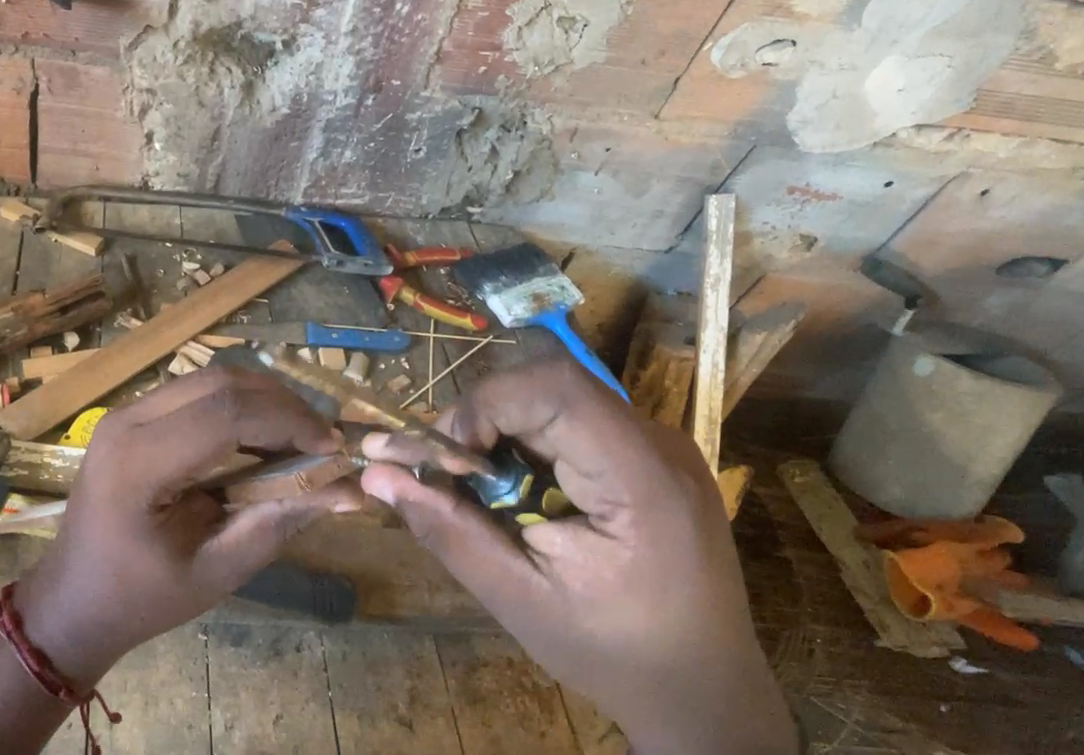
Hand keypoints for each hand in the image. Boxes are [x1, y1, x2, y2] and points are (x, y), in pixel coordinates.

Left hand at [13, 369, 361, 686]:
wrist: (73, 599)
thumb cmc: (140, 599)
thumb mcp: (216, 572)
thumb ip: (279, 522)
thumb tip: (349, 492)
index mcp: (138, 463)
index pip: (226, 412)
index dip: (289, 421)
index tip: (333, 449)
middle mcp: (127, 420)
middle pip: (221, 382)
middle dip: (282, 404)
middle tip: (323, 441)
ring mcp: (125, 411)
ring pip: (210, 378)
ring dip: (262, 400)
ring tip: (299, 439)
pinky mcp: (132, 414)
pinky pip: (195, 392)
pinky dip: (238, 406)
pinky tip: (262, 438)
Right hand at [360, 361, 795, 754]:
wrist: (706, 697)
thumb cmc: (615, 657)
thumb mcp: (520, 602)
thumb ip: (449, 531)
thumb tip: (377, 474)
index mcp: (641, 481)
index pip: (554, 390)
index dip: (484, 405)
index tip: (445, 460)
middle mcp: (659, 444)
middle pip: (552, 386)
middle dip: (484, 417)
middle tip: (448, 471)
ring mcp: (661, 446)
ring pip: (558, 397)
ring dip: (503, 429)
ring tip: (479, 486)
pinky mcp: (651, 457)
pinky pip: (575, 421)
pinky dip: (529, 442)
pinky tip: (519, 491)